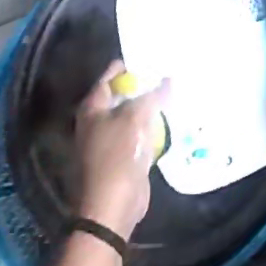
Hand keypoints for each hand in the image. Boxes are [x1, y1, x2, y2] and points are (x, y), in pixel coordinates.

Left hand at [74, 61, 169, 240]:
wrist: (112, 206)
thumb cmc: (118, 156)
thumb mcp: (136, 119)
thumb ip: (152, 96)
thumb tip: (168, 80)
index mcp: (92, 107)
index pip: (110, 76)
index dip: (130, 67)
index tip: (152, 59)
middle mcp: (97, 120)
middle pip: (122, 96)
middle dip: (143, 88)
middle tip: (167, 76)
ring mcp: (109, 140)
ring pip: (132, 116)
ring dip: (149, 109)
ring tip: (173, 95)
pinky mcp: (123, 157)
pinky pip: (139, 135)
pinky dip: (151, 129)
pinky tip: (170, 122)